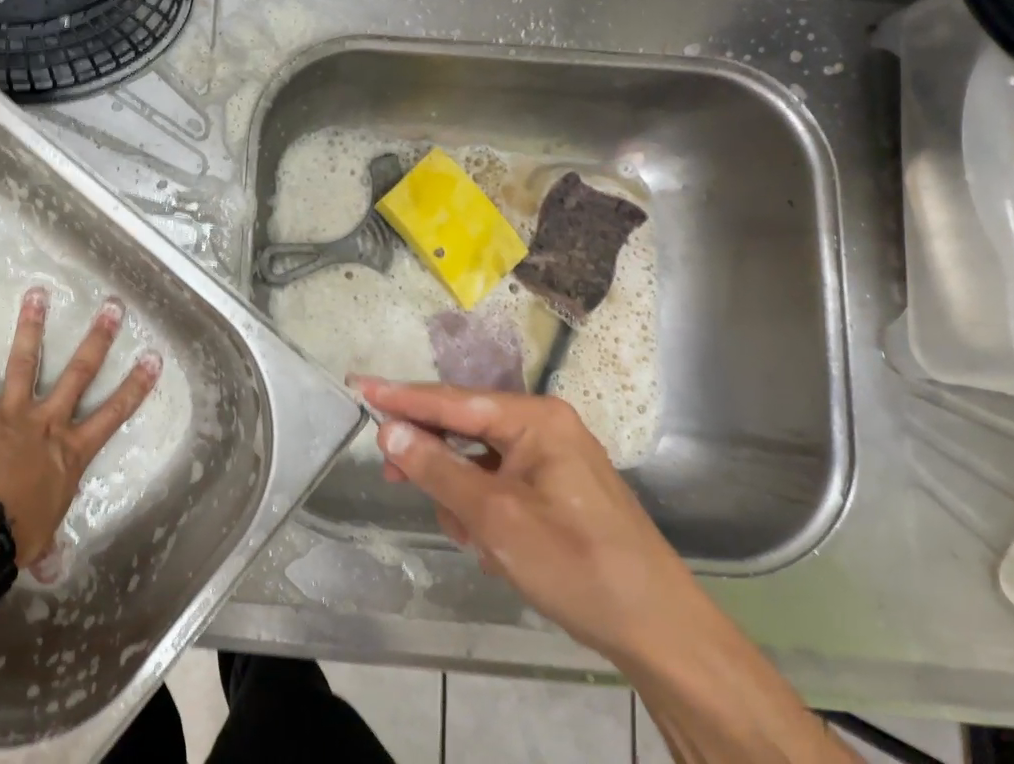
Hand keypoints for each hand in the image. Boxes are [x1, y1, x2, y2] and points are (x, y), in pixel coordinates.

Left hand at [0, 287, 161, 566]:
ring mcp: (11, 414)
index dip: (135, 386)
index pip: (113, 415)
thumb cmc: (16, 536)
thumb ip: (49, 547)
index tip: (152, 357)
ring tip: (37, 293)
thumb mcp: (41, 542)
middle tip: (111, 308)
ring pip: (25, 363)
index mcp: (71, 453)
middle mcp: (47, 424)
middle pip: (78, 374)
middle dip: (97, 339)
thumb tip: (52, 572)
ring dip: (31, 327)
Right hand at [353, 378, 698, 661]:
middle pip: (461, 428)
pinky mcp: (553, 491)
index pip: (450, 400)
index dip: (399, 397)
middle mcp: (543, 428)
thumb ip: (436, 469)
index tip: (356, 385)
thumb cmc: (576, 565)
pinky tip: (489, 547)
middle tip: (390, 476)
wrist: (657, 628)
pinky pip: (496, 486)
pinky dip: (482, 511)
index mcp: (534, 420)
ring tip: (472, 540)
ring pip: (474, 463)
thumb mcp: (494, 517)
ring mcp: (550, 460)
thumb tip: (389, 431)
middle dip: (430, 460)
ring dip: (459, 497)